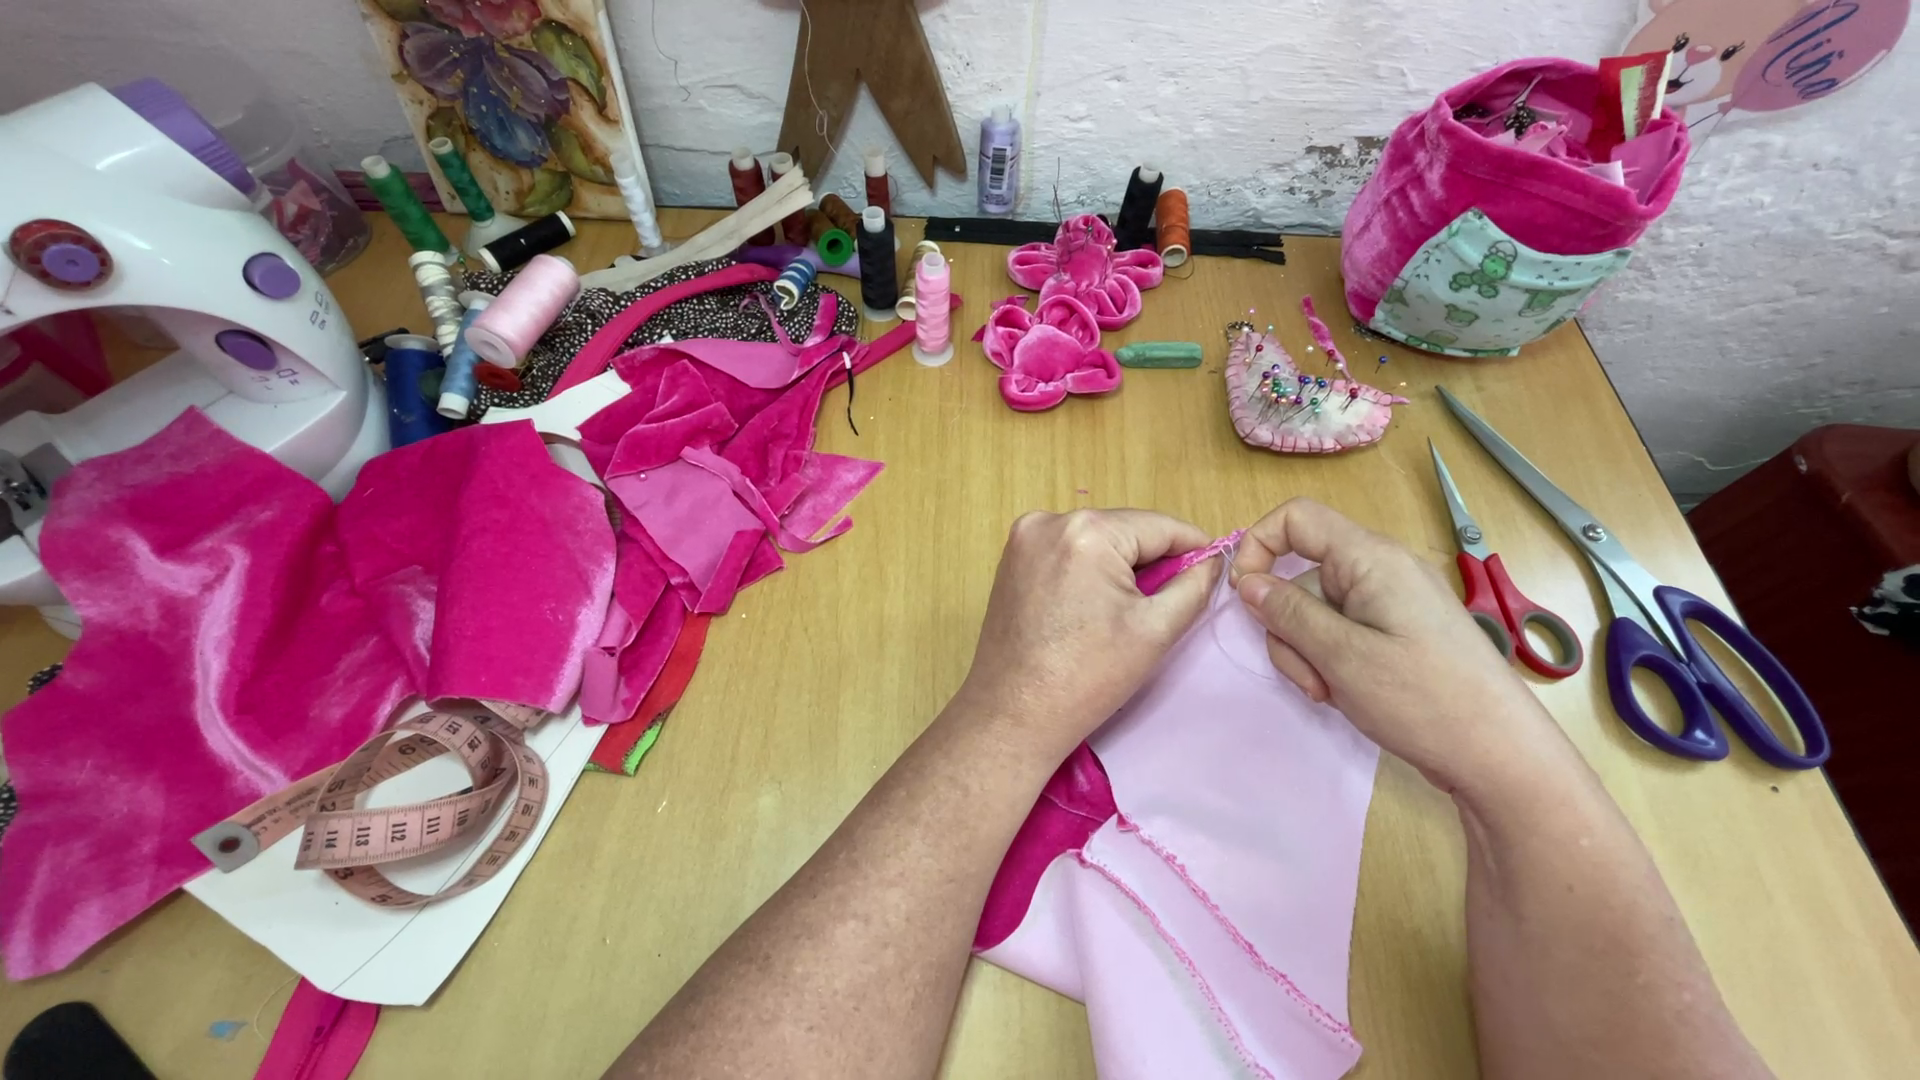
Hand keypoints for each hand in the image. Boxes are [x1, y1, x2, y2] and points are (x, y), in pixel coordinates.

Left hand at [957, 509, 1219, 759]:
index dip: (1193, 548)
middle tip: (1169, 603)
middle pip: (1125, 530)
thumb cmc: (1086, 678)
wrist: (1012, 714)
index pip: (1160, 526)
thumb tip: (1211, 560)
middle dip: (1152, 561)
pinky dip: (1088, 570)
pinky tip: (1094, 608)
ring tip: (1128, 611)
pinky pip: (1067, 551)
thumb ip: (1193, 586)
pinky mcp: (1011, 559)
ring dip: (1120, 566)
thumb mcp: (1155, 630)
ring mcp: (1024, 538)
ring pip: (1096, 540)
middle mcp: (1049, 521)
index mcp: (1087, 531)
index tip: (1214, 571)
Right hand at [1230, 498, 1570, 793]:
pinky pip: (1339, 632)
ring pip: (1314, 612)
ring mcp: (1389, 604)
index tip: (1244, 595)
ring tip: (1328, 691)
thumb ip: (1288, 613)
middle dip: (1288, 626)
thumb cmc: (1422, 699)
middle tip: (1307, 675)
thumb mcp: (1342, 656)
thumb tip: (1247, 582)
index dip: (1258, 545)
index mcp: (1371, 559)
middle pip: (1301, 576)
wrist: (1499, 755)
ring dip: (1306, 652)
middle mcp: (1380, 571)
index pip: (1296, 519)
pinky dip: (1328, 660)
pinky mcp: (1394, 633)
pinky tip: (1344, 692)